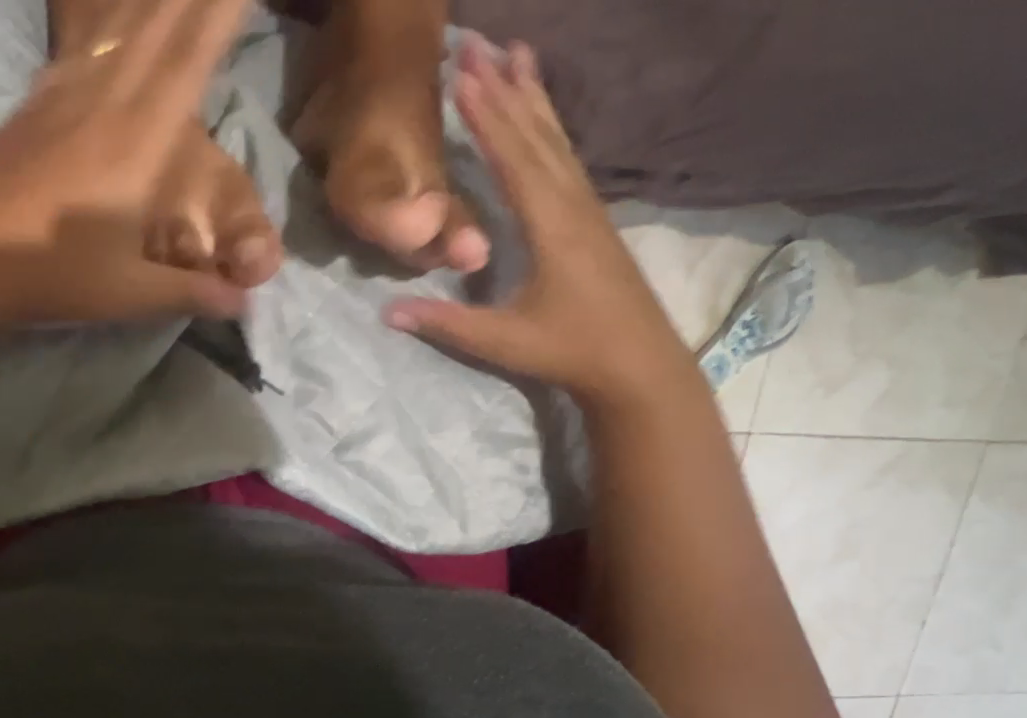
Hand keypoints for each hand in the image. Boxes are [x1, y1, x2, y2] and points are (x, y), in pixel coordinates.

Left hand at [0, 0, 255, 324]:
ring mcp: (59, 100)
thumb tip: (244, 304)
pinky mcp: (27, 110)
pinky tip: (98, 27)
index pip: (189, 59)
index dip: (218, 13)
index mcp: (137, 141)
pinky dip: (97, 29)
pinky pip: (74, 53)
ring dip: (146, 4)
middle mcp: (102, 103)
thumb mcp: (129, 294)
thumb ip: (191, 292)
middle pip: (155, 30)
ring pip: (112, 33)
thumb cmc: (51, 277)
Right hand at [382, 42, 696, 405]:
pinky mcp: (591, 216)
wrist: (639, 364)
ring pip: (556, 138)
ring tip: (514, 51)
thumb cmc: (569, 351)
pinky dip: (549, 124)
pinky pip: (566, 155)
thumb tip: (387, 311)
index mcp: (551, 226)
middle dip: (504, 87)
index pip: (513, 159)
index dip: (486, 117)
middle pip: (536, 133)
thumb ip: (445, 323)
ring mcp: (587, 206)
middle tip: (475, 43)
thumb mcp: (502, 341)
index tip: (461, 75)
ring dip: (532, 94)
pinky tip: (540, 114)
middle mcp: (573, 203)